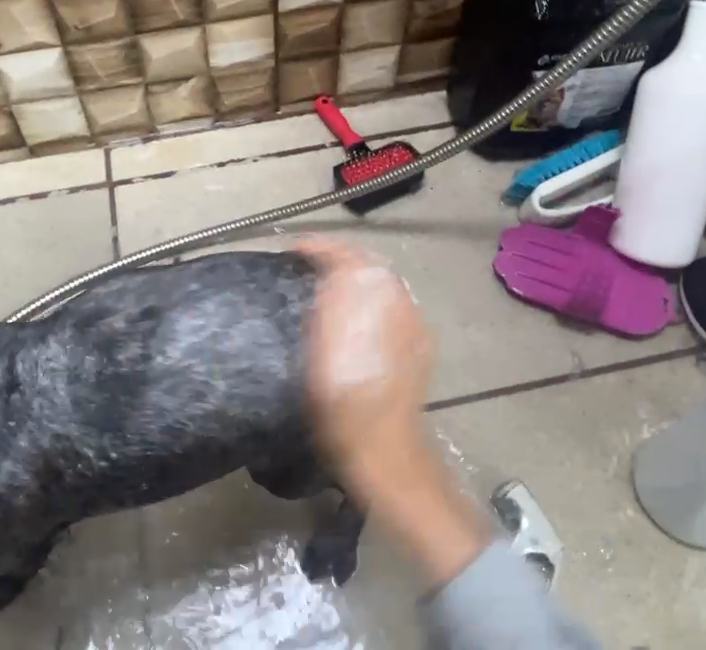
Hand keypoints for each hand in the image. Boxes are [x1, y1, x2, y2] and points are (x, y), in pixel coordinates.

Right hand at [294, 240, 489, 588]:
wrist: (386, 457)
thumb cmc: (347, 410)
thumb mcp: (324, 355)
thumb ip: (331, 303)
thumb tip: (328, 266)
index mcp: (382, 304)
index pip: (352, 256)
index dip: (320, 247)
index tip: (290, 250)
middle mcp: (403, 308)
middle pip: (368, 266)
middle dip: (334, 259)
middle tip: (300, 264)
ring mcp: (413, 329)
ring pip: (379, 287)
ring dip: (348, 278)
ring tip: (316, 285)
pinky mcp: (415, 349)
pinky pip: (386, 308)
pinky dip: (362, 301)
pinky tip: (344, 317)